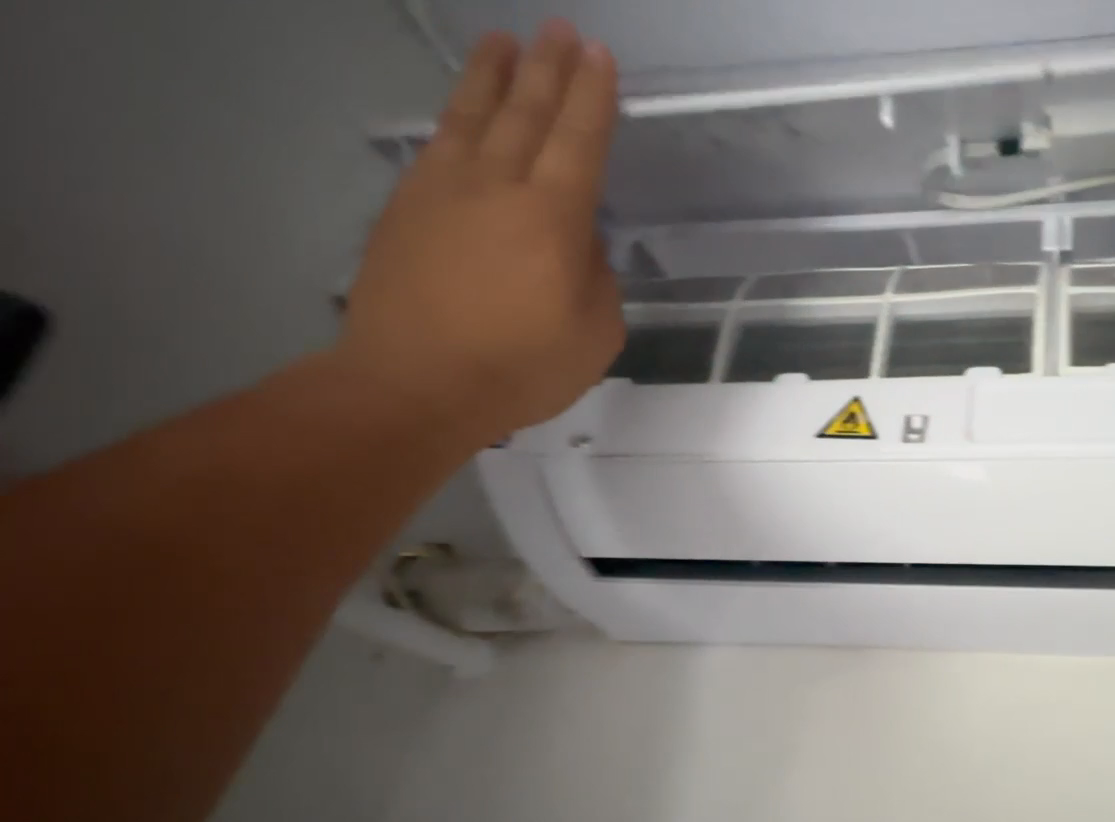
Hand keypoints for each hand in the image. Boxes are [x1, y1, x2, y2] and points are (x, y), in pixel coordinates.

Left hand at [335, 20, 623, 444]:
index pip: (578, 139)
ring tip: (503, 40)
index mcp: (552, 216)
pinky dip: (457, 119)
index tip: (598, 56)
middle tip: (559, 29)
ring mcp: (442, 190)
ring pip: (473, 116)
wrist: (414, 384)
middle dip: (547, 68)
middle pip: (526, 112)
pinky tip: (463, 112)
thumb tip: (577, 243)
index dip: (591, 95)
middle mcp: (497, 185)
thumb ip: (597, 278)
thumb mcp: (596, 333)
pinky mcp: (405, 208)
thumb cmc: (520, 367)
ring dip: (492, 75)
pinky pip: (437, 146)